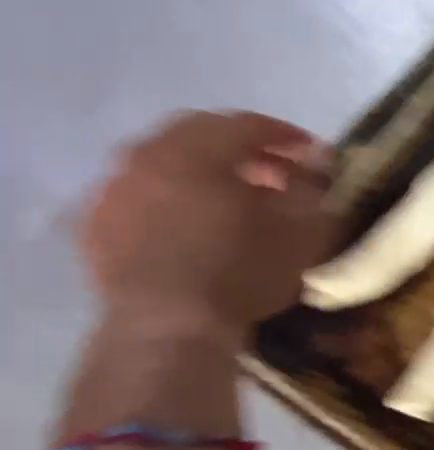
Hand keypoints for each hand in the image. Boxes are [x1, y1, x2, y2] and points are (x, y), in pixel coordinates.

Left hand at [83, 111, 336, 346]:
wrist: (169, 325)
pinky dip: (174, 198)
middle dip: (242, 148)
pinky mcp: (97, 224)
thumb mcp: (303, 231)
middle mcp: (146, 158)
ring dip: (205, 172)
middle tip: (277, 173)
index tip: (315, 154)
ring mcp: (113, 191)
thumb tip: (321, 161)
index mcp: (197, 152)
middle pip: (197, 134)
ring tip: (239, 202)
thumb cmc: (246, 271)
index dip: (286, 135)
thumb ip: (313, 188)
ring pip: (165, 163)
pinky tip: (199, 226)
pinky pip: (141, 195)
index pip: (246, 124)